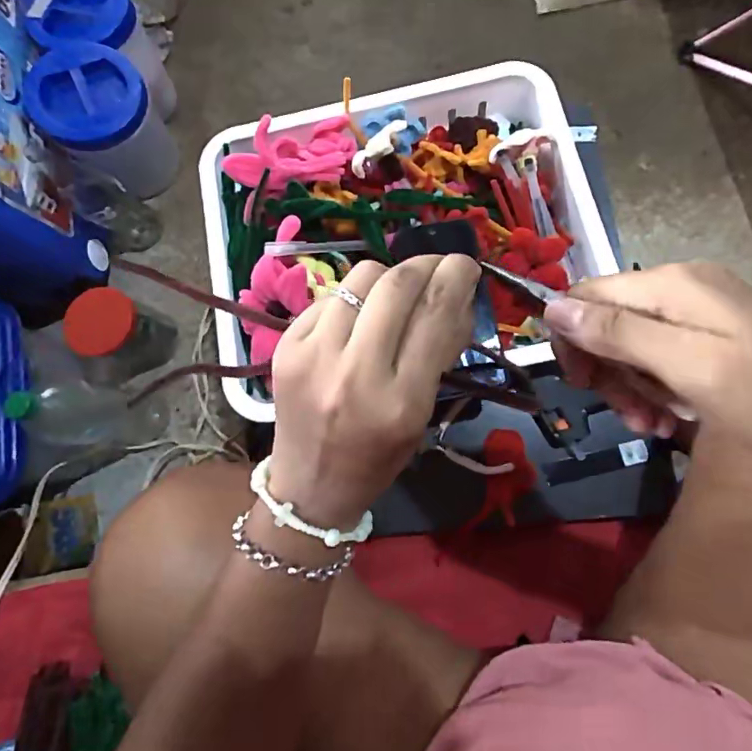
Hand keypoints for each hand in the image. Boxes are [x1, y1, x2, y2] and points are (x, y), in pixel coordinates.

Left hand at [266, 255, 480, 527]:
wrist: (310, 487)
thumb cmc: (378, 456)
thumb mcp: (423, 412)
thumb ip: (441, 351)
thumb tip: (456, 293)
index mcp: (402, 400)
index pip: (436, 314)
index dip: (456, 277)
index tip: (465, 265)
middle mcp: (356, 373)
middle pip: (398, 284)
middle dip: (426, 264)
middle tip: (438, 266)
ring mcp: (314, 355)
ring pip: (361, 277)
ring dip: (388, 276)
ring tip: (395, 294)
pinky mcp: (286, 345)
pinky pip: (331, 295)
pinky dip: (354, 297)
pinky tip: (358, 318)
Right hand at [545, 262, 751, 468]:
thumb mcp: (690, 367)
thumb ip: (621, 333)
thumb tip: (553, 306)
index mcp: (672, 283)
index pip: (588, 294)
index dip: (572, 337)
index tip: (583, 386)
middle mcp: (682, 286)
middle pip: (610, 320)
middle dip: (609, 370)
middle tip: (629, 415)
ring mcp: (702, 310)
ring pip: (634, 343)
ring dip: (634, 387)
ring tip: (656, 425)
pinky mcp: (716, 335)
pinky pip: (665, 355)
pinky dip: (660, 388)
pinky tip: (675, 419)